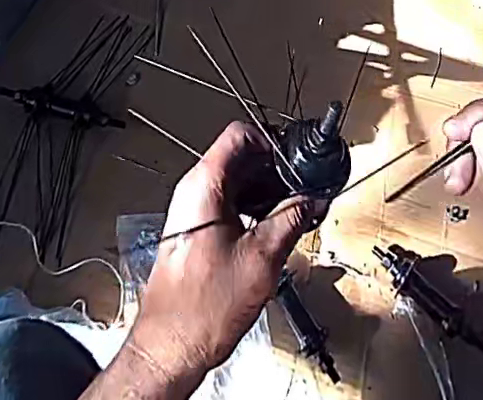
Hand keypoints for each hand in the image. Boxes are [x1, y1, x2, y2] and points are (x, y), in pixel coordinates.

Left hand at [86, 122, 313, 398]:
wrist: (170, 347)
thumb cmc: (200, 308)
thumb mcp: (261, 258)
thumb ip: (291, 220)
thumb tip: (312, 200)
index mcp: (203, 185)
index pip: (238, 134)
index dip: (270, 140)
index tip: (291, 158)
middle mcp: (193, 191)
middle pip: (238, 157)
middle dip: (273, 170)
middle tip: (299, 187)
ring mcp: (191, 210)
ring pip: (234, 181)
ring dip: (264, 191)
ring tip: (289, 210)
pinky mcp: (194, 230)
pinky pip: (226, 203)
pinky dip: (251, 208)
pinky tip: (270, 229)